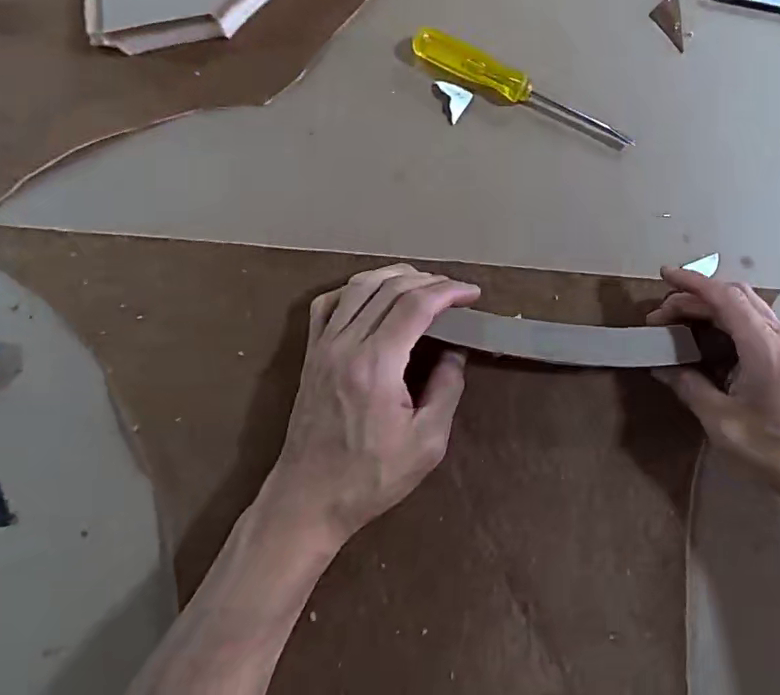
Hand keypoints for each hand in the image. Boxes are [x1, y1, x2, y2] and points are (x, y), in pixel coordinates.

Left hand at [261, 265, 477, 544]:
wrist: (306, 502)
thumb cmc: (370, 477)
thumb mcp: (427, 442)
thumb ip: (447, 389)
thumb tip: (454, 352)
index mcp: (376, 365)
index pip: (415, 305)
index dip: (449, 291)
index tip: (473, 294)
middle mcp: (345, 346)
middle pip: (390, 288)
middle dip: (430, 281)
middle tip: (456, 292)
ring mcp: (322, 347)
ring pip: (359, 287)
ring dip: (396, 277)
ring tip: (423, 284)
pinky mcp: (310, 355)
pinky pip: (329, 303)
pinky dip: (357, 289)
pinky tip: (376, 295)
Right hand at [648, 266, 779, 513]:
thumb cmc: (775, 450)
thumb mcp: (723, 423)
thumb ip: (690, 388)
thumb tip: (662, 367)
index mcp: (764, 347)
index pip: (725, 297)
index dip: (692, 283)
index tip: (665, 274)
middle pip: (736, 296)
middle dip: (697, 296)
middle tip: (664, 314)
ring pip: (749, 306)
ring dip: (715, 306)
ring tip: (683, 321)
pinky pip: (758, 322)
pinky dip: (731, 320)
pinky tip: (712, 340)